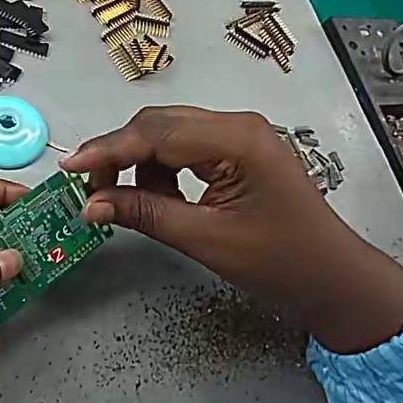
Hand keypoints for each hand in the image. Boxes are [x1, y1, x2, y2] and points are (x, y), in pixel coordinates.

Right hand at [61, 106, 402, 352]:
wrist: (332, 278)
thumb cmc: (279, 262)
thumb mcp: (205, 239)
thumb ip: (144, 214)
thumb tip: (90, 205)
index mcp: (236, 139)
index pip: (155, 132)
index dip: (108, 150)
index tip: (70, 168)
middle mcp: (237, 125)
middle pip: (159, 125)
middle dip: (119, 154)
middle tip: (89, 189)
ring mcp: (240, 135)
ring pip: (169, 134)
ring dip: (139, 163)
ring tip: (121, 200)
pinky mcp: (239, 151)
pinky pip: (187, 148)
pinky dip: (162, 170)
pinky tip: (154, 197)